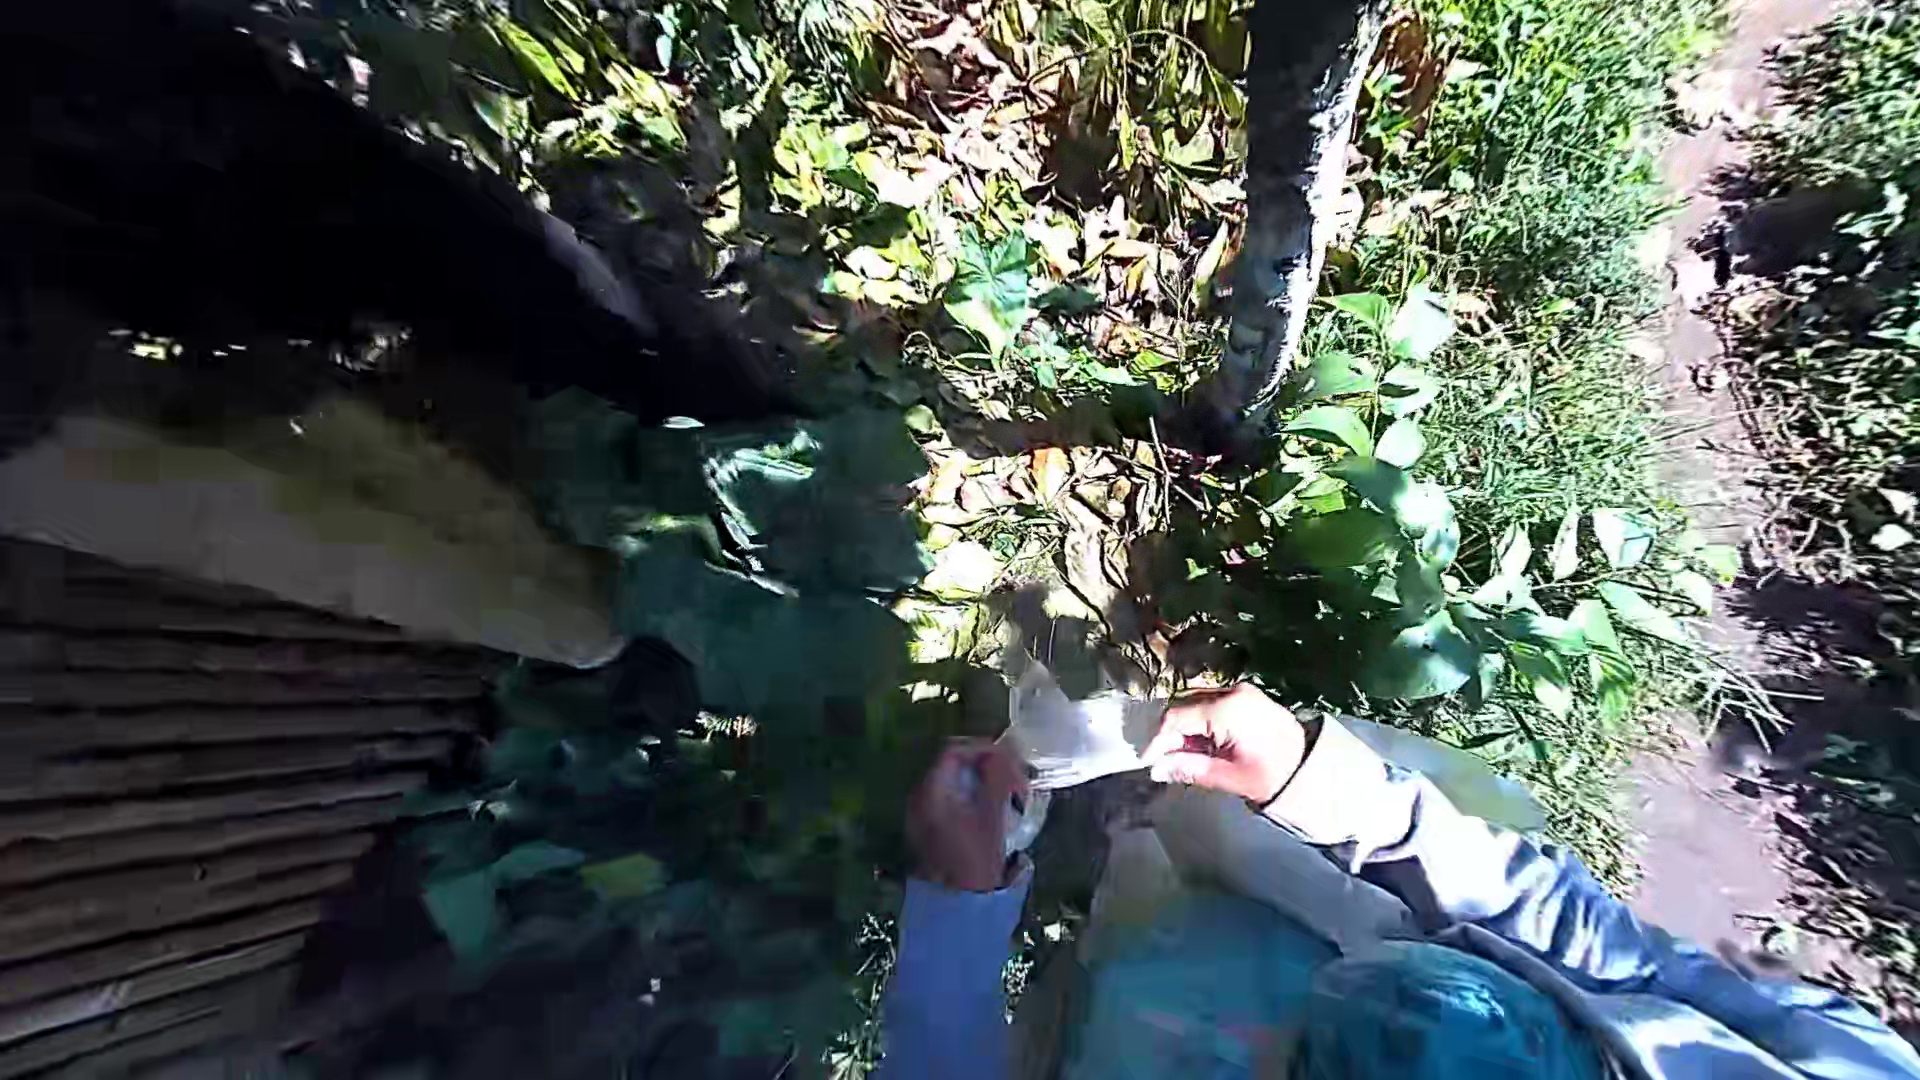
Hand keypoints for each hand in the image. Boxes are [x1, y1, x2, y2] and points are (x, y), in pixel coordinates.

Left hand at [905, 738, 1030, 891]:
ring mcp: (922, 815)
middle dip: (988, 766)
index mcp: (931, 791)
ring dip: (985, 783)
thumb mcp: (992, 817)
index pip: (954, 750)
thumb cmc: (974, 865)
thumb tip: (1007, 747)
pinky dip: (975, 799)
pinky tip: (995, 813)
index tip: (1010, 761)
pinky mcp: (930, 831)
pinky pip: (953, 801)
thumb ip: (998, 777)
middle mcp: (920, 798)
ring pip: (956, 783)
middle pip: (955, 765)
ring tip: (1011, 797)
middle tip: (1015, 781)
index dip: (984, 749)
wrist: (956, 915)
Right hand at [1141, 683, 1306, 803]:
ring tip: (1187, 755)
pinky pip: (1213, 704)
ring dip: (1187, 729)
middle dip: (1172, 735)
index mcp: (1226, 709)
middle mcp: (1232, 692)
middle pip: (1185, 707)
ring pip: (1197, 704)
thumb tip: (1156, 769)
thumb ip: (1189, 769)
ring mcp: (1241, 691)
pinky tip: (1205, 744)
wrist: (1317, 770)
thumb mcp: (1230, 777)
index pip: (1177, 718)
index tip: (1149, 760)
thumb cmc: (1274, 776)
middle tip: (1167, 760)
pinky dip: (1203, 723)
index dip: (1159, 740)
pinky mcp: (1248, 696)